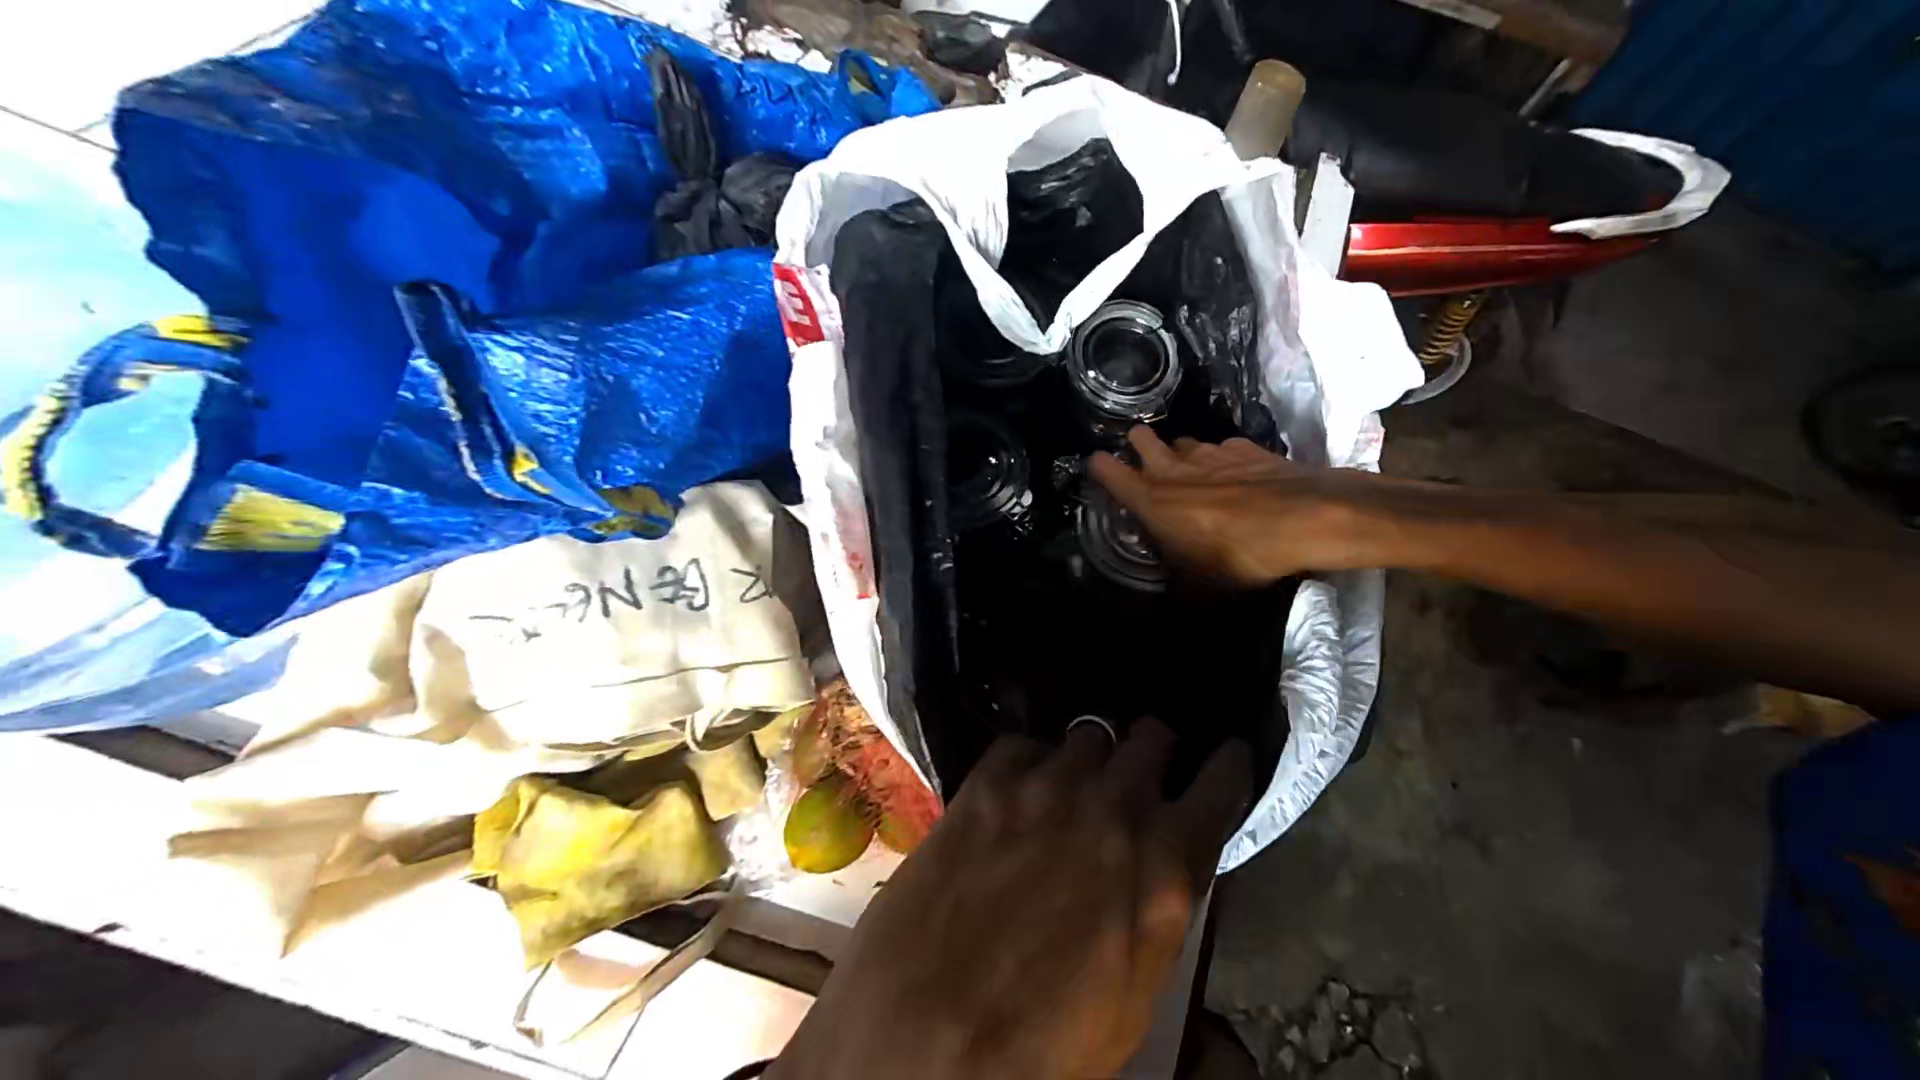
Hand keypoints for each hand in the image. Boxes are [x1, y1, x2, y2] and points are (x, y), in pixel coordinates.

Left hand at [766, 720, 1251, 1079]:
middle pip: (1150, 739)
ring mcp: (1046, 789)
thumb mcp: (1134, 993)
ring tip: (1076, 778)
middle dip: (1152, 748)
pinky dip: (1030, 759)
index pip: (1219, 789)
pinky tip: (1020, 785)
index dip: (1227, 766)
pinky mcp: (986, 783)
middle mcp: (1113, 813)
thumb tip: (1167, 865)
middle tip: (1140, 765)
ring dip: (1091, 755)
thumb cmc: (1041, 1043)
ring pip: (1089, 734)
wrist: (926, 1030)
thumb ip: (1158, 907)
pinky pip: (1022, 743)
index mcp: (1164, 872)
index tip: (1227, 753)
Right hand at [1089, 426, 1382, 584]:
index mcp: (1152, 500)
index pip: (1109, 472)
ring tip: (1194, 475)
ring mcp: (1211, 452)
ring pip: (1184, 443)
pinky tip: (1237, 475)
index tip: (1097, 467)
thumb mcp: (1202, 587)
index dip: (1099, 468)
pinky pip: (1223, 448)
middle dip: (1139, 446)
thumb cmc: (1241, 555)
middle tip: (1145, 462)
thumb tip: (1176, 594)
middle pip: (1142, 439)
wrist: (1308, 520)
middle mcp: (1175, 469)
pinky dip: (1223, 459)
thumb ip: (1180, 585)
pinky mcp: (1247, 447)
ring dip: (1183, 455)